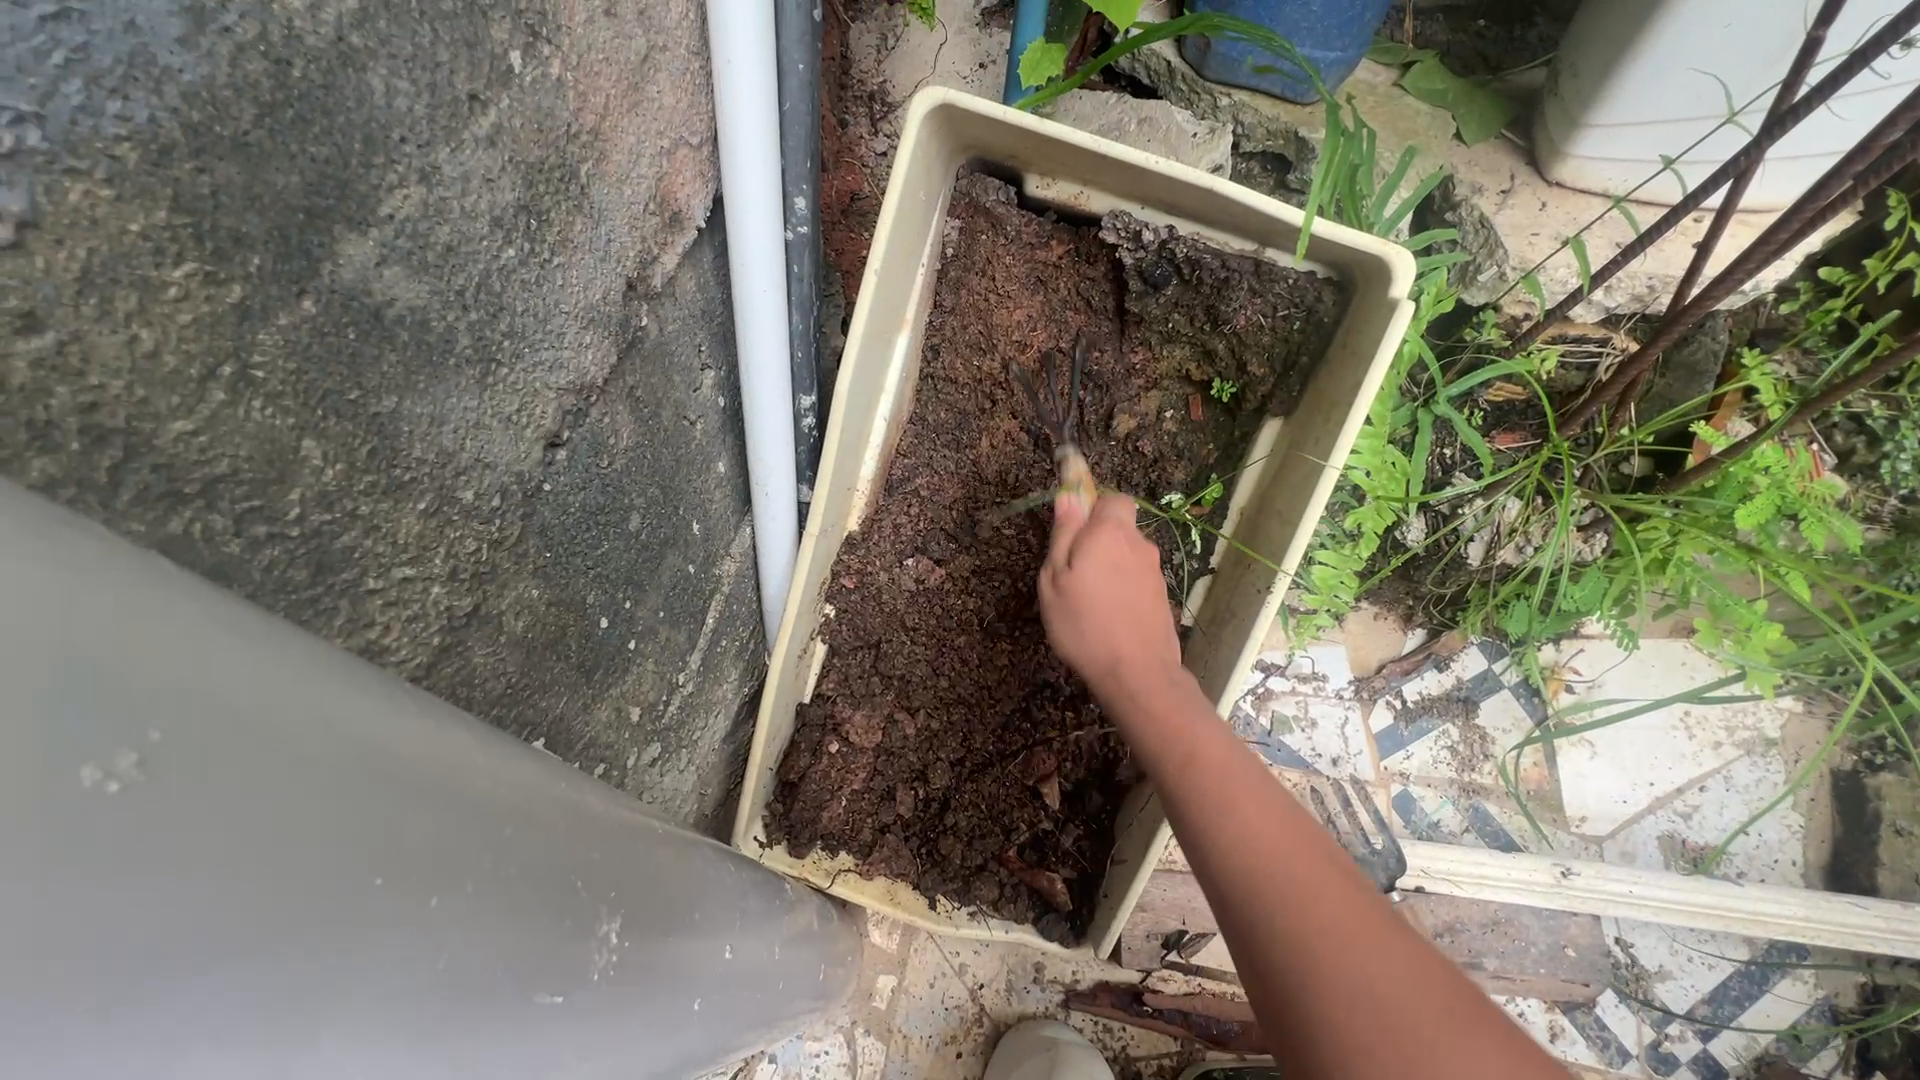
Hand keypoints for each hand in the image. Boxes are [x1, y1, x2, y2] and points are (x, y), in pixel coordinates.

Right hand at [1039, 493, 1183, 699]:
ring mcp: (1154, 572)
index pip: (1113, 498)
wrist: (1137, 673)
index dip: (1093, 509)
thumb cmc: (1084, 624)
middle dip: (1098, 542)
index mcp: (1111, 533)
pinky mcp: (1162, 597)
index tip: (1073, 532)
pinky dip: (1122, 590)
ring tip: (1088, 602)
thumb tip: (1068, 495)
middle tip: (1072, 574)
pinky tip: (1108, 617)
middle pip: (1119, 529)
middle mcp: (1139, 545)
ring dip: (1110, 569)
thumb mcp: (1055, 578)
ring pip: (1127, 556)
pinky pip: (1136, 580)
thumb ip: (1063, 534)